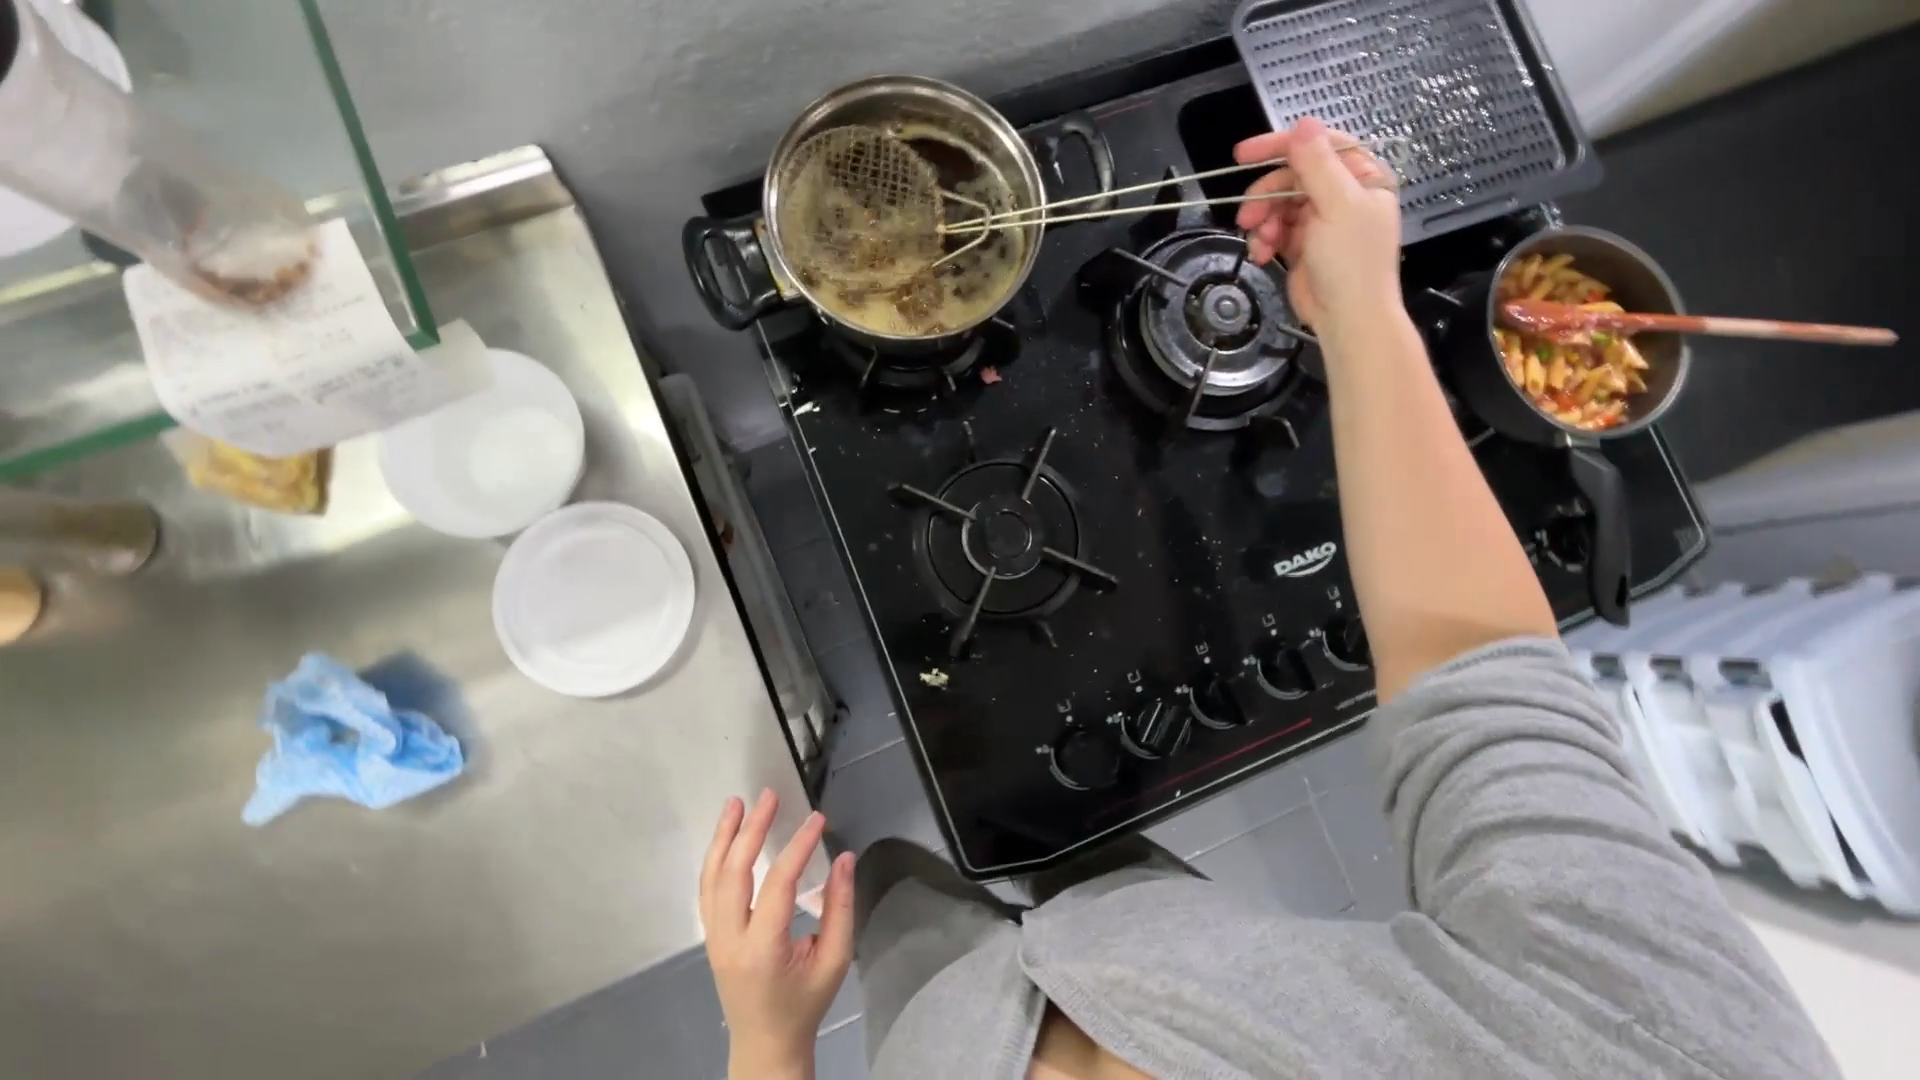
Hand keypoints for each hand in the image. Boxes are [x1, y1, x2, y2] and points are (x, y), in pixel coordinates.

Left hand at [700, 789, 856, 1079]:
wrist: (766, 1045)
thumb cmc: (805, 1004)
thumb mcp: (835, 961)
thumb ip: (840, 908)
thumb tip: (844, 858)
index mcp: (763, 950)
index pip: (778, 885)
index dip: (798, 847)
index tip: (817, 820)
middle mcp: (730, 940)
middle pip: (733, 873)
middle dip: (750, 830)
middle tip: (768, 796)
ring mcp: (714, 938)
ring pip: (712, 878)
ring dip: (724, 837)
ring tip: (736, 803)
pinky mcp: (711, 936)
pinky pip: (708, 889)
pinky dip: (716, 857)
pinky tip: (726, 836)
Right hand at [1232, 116, 1402, 336]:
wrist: (1348, 318)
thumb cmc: (1351, 261)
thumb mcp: (1336, 206)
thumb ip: (1317, 164)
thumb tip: (1302, 123)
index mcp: (1361, 177)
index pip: (1319, 146)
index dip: (1282, 146)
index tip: (1244, 154)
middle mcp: (1342, 194)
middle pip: (1292, 177)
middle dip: (1266, 195)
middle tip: (1246, 215)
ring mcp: (1320, 221)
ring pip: (1278, 205)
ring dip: (1263, 221)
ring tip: (1259, 240)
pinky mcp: (1301, 246)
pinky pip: (1274, 231)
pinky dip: (1264, 241)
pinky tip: (1261, 255)